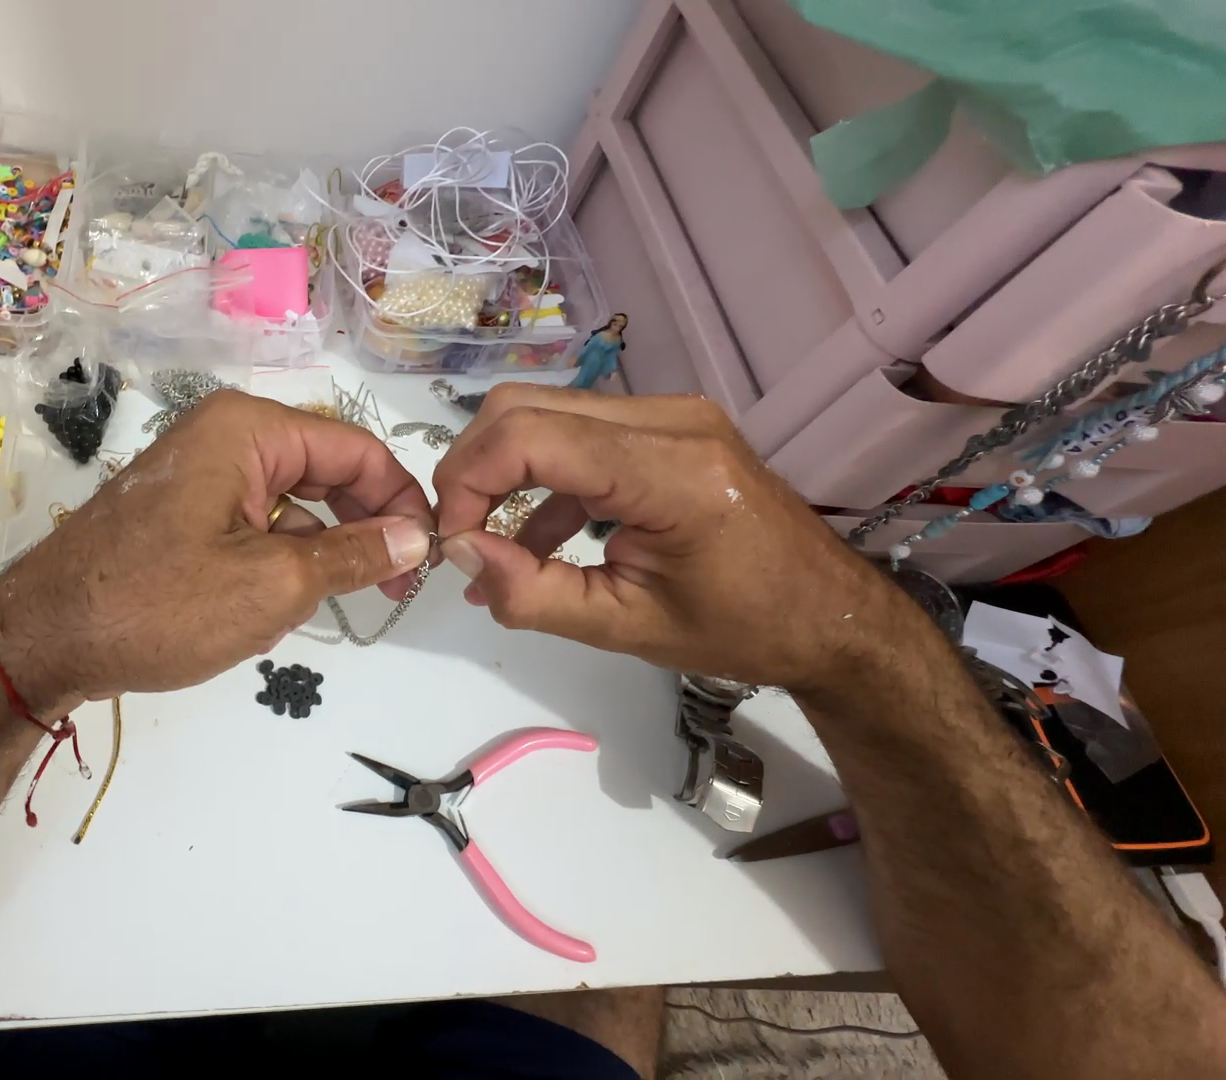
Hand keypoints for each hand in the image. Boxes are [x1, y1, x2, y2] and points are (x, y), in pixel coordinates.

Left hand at [0, 390, 433, 714]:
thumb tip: (415, 536)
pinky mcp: (182, 512)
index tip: (427, 556)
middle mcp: (224, 437)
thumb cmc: (160, 605)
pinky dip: (272, 563)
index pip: (356, 449)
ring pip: (290, 504)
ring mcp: (198, 474)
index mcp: (248, 430)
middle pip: (324, 472)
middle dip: (358, 529)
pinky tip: (260, 609)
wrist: (45, 640)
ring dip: (311, 555)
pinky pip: (252, 525)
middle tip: (388, 590)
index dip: (400, 500)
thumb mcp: (272, 584)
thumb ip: (353, 554)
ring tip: (305, 608)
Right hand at [431, 384, 926, 691]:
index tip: (452, 542)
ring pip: (539, 412)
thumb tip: (459, 551)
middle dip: (471, 470)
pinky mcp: (662, 426)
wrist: (828, 616)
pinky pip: (571, 433)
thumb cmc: (738, 630)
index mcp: (668, 471)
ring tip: (486, 542)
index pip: (529, 437)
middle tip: (460, 536)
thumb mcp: (622, 628)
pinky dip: (534, 479)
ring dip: (497, 472)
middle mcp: (666, 419)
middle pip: (522, 407)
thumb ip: (531, 593)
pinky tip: (531, 539)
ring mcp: (667, 414)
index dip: (468, 482)